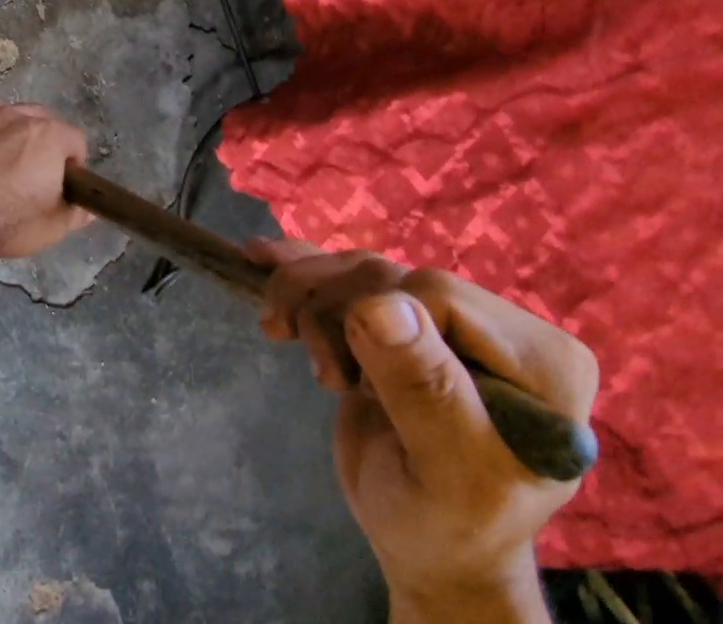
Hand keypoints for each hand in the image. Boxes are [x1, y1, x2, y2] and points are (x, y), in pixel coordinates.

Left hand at [0, 98, 90, 259]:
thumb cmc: (4, 221)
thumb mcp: (51, 228)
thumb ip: (74, 214)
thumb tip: (87, 210)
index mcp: (47, 135)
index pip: (74, 140)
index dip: (73, 163)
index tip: (62, 184)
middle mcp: (14, 115)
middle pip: (39, 120)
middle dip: (42, 142)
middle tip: (31, 173)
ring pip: (3, 115)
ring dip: (8, 132)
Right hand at [252, 241, 599, 622]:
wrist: (428, 544)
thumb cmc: (446, 522)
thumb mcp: (444, 470)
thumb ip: (423, 390)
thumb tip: (379, 306)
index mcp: (542, 361)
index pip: (436, 294)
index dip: (372, 322)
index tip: (345, 378)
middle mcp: (502, 331)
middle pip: (389, 277)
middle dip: (329, 312)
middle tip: (321, 375)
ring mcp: (450, 326)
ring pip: (359, 271)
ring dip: (303, 296)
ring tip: (282, 336)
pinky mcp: (402, 327)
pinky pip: (348, 275)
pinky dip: (299, 266)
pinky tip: (259, 257)